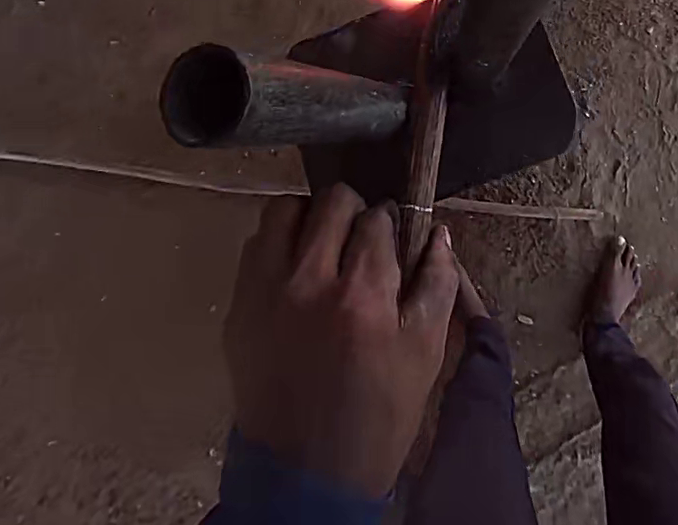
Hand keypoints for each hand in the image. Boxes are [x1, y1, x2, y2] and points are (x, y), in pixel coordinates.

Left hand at [224, 184, 459, 497]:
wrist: (306, 475)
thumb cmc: (376, 415)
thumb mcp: (424, 356)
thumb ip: (436, 286)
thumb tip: (438, 233)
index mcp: (362, 296)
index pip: (377, 219)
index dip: (389, 220)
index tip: (390, 233)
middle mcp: (310, 281)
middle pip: (333, 201)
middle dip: (354, 210)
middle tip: (358, 236)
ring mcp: (266, 289)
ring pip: (286, 209)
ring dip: (310, 216)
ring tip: (323, 242)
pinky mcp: (239, 302)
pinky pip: (256, 241)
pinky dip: (278, 241)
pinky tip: (294, 266)